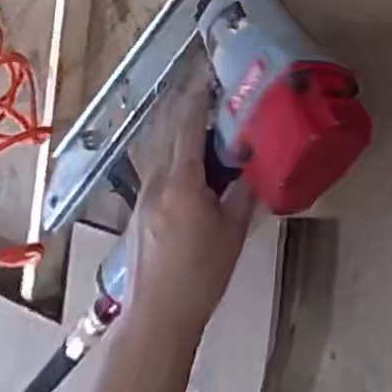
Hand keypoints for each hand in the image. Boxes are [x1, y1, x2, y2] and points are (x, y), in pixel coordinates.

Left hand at [126, 78, 256, 332]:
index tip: (210, 75)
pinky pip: (153, 163)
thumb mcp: (233, 231)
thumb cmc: (201, 275)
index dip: (199, 96)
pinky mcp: (138, 208)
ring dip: (174, 122)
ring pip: (156, 145)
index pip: (188, 125)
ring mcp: (142, 193)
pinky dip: (169, 146)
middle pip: (166, 128)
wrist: (157, 316)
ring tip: (196, 112)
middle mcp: (156, 180)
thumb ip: (243, 191)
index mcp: (181, 182)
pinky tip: (183, 153)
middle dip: (185, 101)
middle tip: (204, 85)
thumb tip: (252, 162)